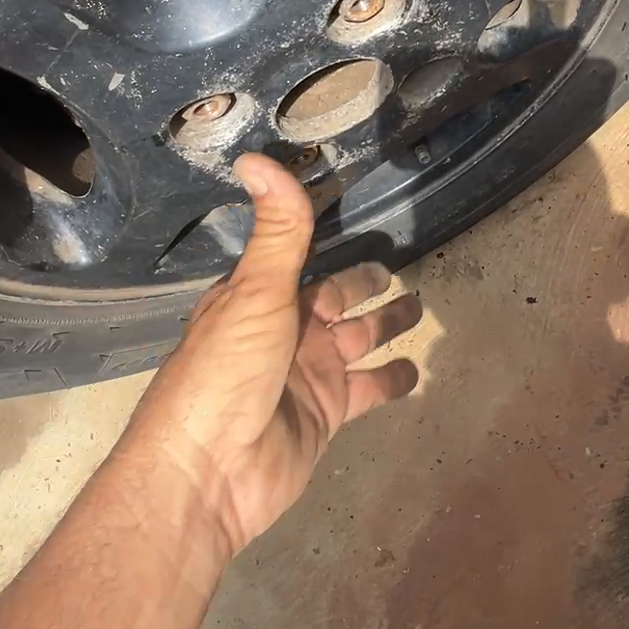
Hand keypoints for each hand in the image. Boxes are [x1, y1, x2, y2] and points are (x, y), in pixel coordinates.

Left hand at [125, 154, 421, 555]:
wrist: (208, 471)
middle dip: (370, 289)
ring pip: (359, 341)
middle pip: (339, 302)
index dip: (338, 252)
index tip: (370, 234)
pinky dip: (391, 379)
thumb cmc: (229, 370)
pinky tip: (415, 370)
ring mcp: (307, 376)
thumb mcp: (257, 290)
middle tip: (405, 276)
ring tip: (421, 311)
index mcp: (263, 297)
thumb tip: (256, 157)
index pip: (309, 265)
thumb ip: (277, 229)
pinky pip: (367, 389)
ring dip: (387, 327)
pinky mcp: (326, 415)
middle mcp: (287, 332)